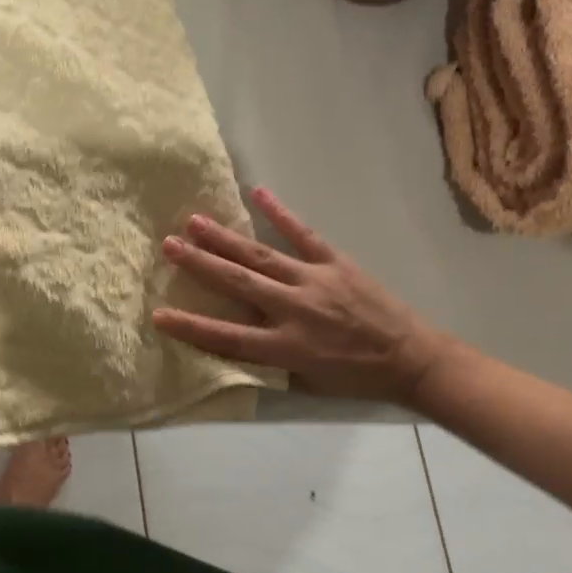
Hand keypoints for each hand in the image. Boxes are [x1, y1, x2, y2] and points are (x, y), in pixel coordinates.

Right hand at [151, 188, 452, 402]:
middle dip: (201, 264)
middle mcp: (295, 311)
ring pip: (261, 256)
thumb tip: (233, 335)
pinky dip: (281, 213)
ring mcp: (314, 282)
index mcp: (288, 347)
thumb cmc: (356, 376)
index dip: (192, 327)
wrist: (413, 361)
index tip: (158, 315)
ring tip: (194, 221)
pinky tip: (258, 193)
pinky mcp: (335, 263)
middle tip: (168, 245)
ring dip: (225, 238)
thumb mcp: (308, 379)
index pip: (229, 338)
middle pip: (238, 284)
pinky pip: (303, 234)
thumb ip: (271, 356)